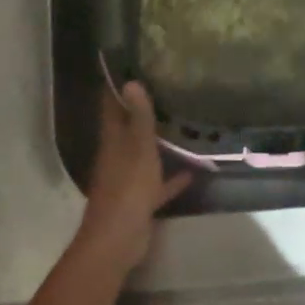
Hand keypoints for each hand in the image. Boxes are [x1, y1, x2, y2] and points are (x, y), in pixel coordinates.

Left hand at [76, 82, 191, 270]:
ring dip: (158, 143)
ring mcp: (127, 178)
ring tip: (182, 125)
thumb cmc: (128, 187)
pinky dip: (171, 177)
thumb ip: (137, 117)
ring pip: (143, 154)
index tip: (135, 66)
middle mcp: (116, 155)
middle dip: (142, 112)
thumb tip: (131, 81)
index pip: (111, 105)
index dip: (119, 86)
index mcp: (112, 139)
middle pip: (127, 128)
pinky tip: (193, 170)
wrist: (119, 238)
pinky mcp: (139, 200)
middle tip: (168, 91)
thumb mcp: (138, 147)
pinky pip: (158, 183)